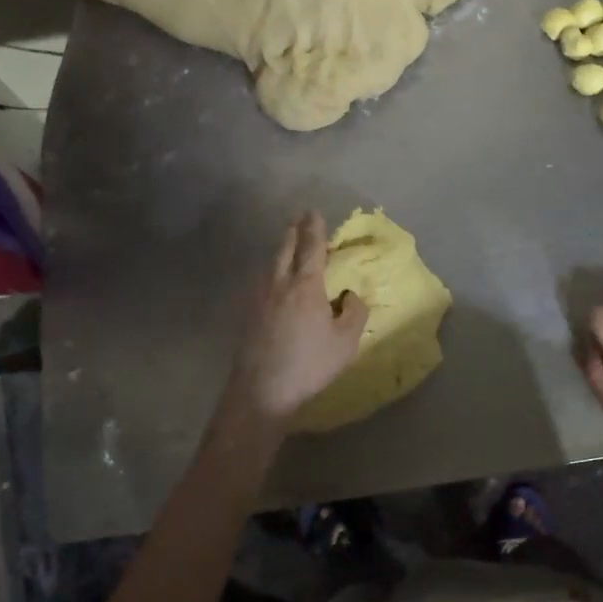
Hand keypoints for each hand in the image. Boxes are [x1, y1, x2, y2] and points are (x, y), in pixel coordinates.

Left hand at [226, 212, 369, 424]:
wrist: (262, 389)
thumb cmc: (310, 364)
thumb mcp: (346, 342)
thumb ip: (354, 313)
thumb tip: (351, 296)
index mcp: (306, 285)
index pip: (311, 248)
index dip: (314, 228)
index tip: (314, 212)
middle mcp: (280, 283)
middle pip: (285, 248)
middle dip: (293, 231)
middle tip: (299, 220)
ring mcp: (259, 297)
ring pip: (270, 264)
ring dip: (280, 250)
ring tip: (288, 247)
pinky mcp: (248, 313)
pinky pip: (261, 281)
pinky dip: (271, 271)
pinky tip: (273, 281)